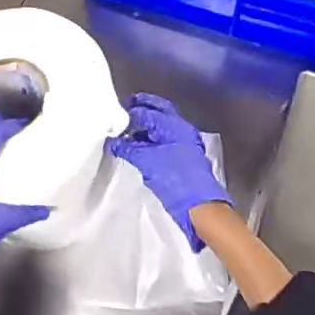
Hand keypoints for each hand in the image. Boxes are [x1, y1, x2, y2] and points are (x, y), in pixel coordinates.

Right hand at [107, 92, 229, 248]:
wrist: (200, 207)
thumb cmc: (177, 180)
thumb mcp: (146, 161)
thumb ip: (128, 148)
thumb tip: (114, 142)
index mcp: (176, 127)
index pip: (150, 111)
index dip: (132, 111)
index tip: (117, 113)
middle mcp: (182, 132)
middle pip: (160, 113)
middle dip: (143, 109)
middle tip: (126, 107)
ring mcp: (183, 146)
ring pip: (162, 128)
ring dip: (146, 126)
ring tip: (127, 130)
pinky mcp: (181, 159)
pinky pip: (163, 142)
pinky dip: (150, 140)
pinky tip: (137, 147)